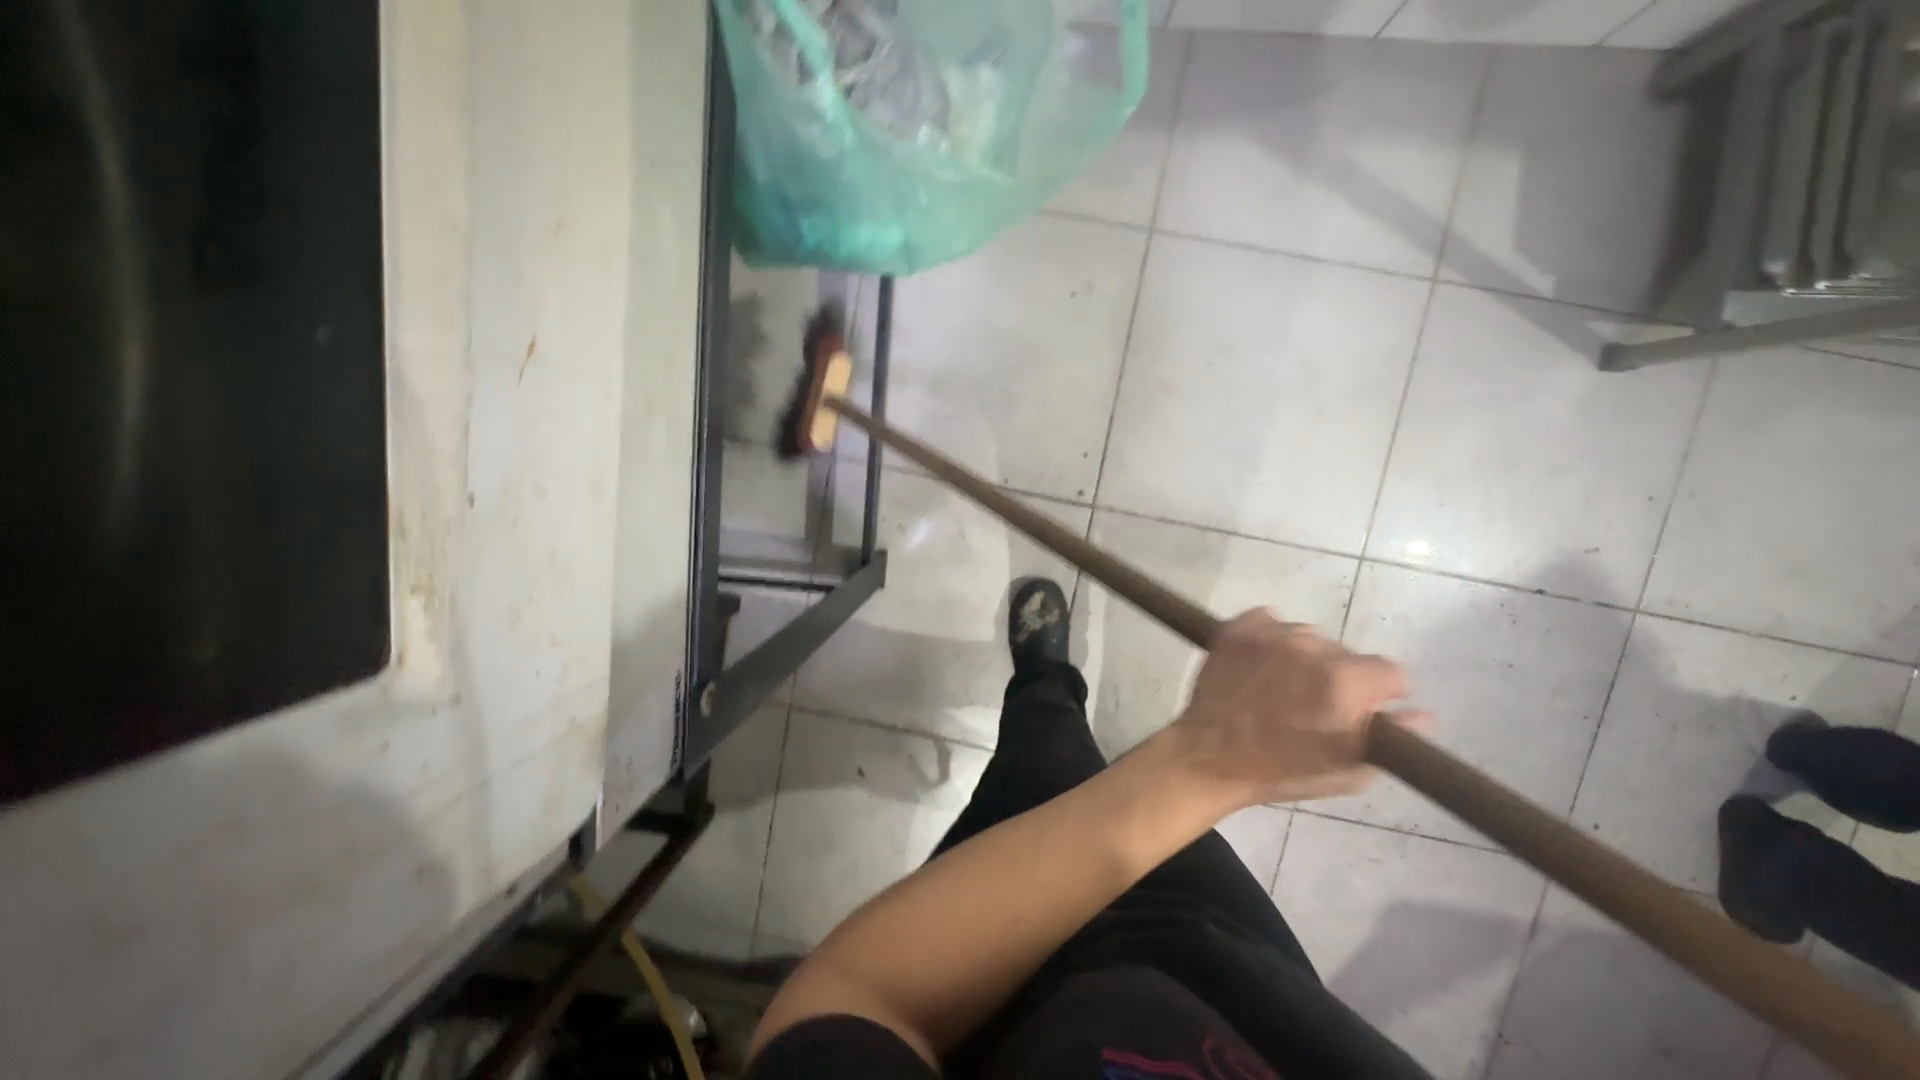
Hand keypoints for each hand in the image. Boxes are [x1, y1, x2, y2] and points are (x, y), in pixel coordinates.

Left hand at [1165, 608, 1424, 806]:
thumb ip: (1389, 738)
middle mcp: (1311, 648)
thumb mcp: (1347, 768)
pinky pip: (1269, 622)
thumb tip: (1423, 715)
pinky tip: (1259, 666)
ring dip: (1304, 658)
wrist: (1208, 757)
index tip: (1365, 709)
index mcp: (1344, 683)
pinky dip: (1269, 640)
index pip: (1391, 672)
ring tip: (1281, 688)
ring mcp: (1271, 634)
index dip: (1383, 693)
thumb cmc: (1281, 771)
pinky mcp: (1238, 627)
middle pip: (1346, 654)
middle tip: (1313, 705)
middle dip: (1340, 677)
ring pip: (1308, 638)